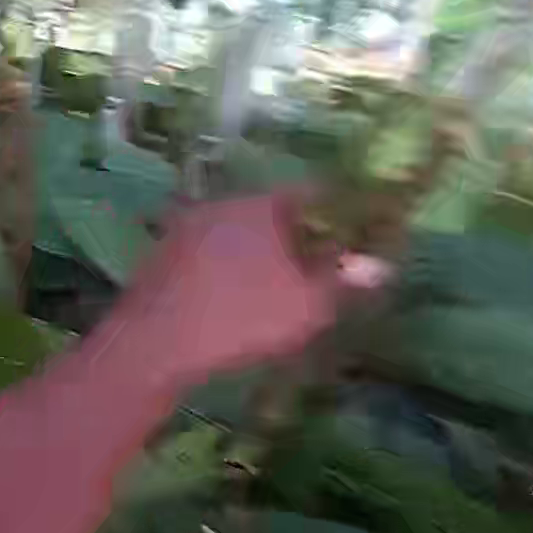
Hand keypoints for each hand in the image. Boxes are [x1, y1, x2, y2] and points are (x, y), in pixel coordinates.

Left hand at [120, 193, 347, 384]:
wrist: (156, 338)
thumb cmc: (241, 316)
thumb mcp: (308, 304)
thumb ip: (343, 280)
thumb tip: (376, 264)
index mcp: (252, 206)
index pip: (304, 194)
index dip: (335, 211)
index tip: (360, 229)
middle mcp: (212, 207)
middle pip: (265, 210)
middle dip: (296, 230)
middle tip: (326, 258)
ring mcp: (181, 227)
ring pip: (233, 229)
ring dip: (259, 247)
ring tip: (286, 277)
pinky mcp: (161, 252)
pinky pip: (207, 249)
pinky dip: (227, 261)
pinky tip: (238, 288)